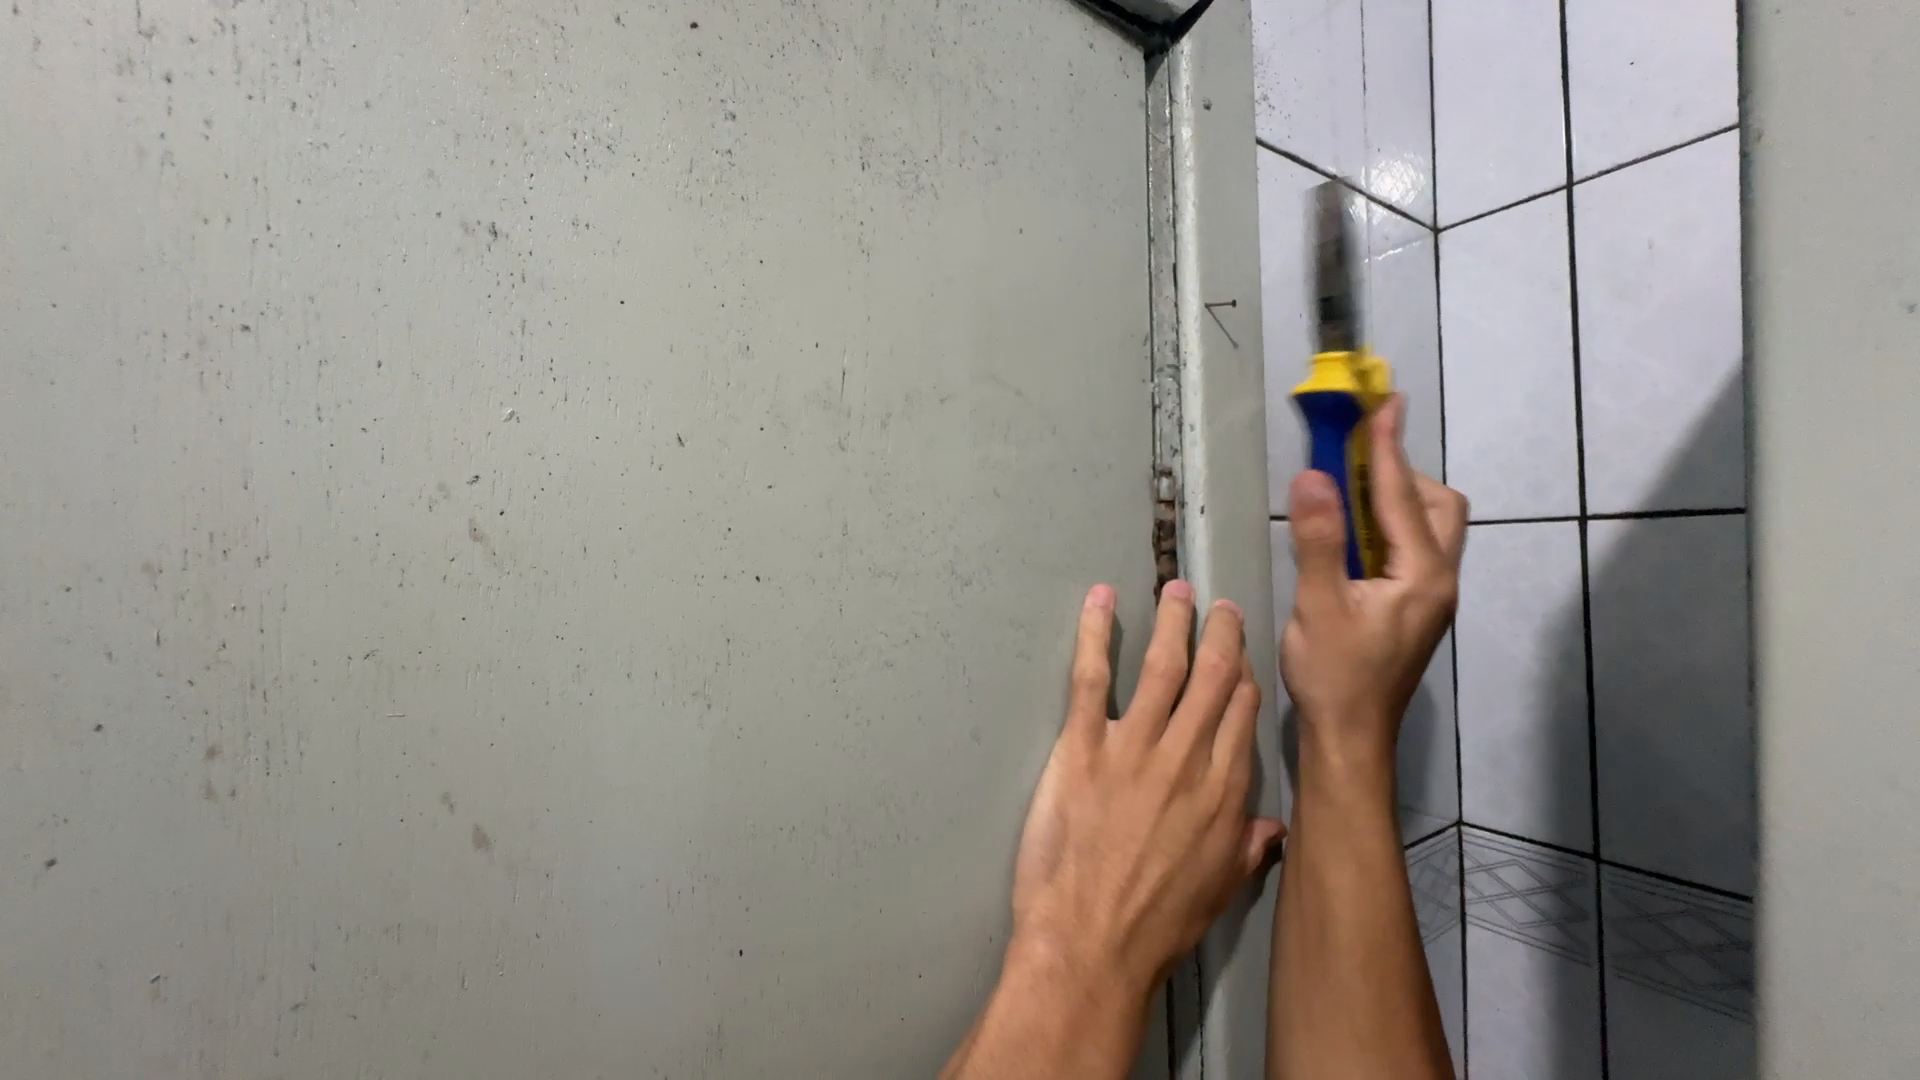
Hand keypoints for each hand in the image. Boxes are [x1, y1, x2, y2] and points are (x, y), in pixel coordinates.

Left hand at [1006, 581, 1285, 995]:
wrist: (1093, 942)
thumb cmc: (1157, 924)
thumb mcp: (1219, 892)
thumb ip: (1248, 850)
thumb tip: (1275, 829)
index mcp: (1225, 791)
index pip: (1242, 713)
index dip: (1243, 677)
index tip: (1241, 656)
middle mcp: (1188, 757)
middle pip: (1213, 678)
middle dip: (1221, 635)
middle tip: (1221, 606)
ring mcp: (1135, 746)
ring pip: (1163, 666)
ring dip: (1173, 622)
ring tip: (1177, 590)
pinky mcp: (1084, 746)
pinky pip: (1091, 677)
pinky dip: (1095, 634)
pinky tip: (1101, 601)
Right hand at [1280, 396, 1468, 766]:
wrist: (1350, 736)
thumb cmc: (1334, 674)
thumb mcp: (1318, 605)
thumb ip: (1318, 540)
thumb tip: (1313, 476)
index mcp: (1422, 574)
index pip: (1402, 497)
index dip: (1387, 449)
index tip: (1382, 405)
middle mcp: (1437, 579)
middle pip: (1436, 506)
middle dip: (1400, 474)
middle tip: (1355, 460)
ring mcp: (1428, 595)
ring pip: (1427, 528)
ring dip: (1394, 499)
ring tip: (1347, 492)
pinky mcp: (1412, 607)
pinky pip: (1409, 548)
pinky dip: (1385, 526)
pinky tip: (1350, 536)